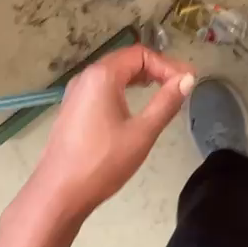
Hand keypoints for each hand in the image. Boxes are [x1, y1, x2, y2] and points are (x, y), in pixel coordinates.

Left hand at [19, 45, 194, 229]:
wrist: (59, 192)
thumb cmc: (102, 162)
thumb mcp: (142, 133)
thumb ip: (166, 102)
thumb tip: (188, 80)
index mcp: (102, 76)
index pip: (140, 54)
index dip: (168, 64)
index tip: (188, 81)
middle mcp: (85, 78)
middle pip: (126, 59)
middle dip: (156, 69)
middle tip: (180, 85)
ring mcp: (76, 93)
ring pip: (113, 74)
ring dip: (140, 78)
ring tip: (164, 92)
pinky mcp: (73, 109)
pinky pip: (102, 88)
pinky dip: (124, 89)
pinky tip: (136, 106)